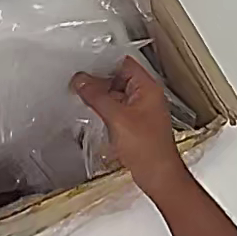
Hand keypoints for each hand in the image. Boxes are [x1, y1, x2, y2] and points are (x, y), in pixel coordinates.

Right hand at [70, 57, 189, 194]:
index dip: (104, 62)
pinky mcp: (135, 124)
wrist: (158, 174)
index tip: (84, 65)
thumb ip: (97, 96)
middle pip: (119, 78)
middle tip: (78, 83)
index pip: (124, 63)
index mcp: (148, 88)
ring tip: (81, 96)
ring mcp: (141, 111)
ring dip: (100, 95)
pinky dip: (105, 109)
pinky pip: (117, 109)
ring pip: (117, 94)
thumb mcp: (117, 118)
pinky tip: (92, 113)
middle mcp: (147, 97)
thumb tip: (82, 81)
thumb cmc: (148, 148)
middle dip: (99, 80)